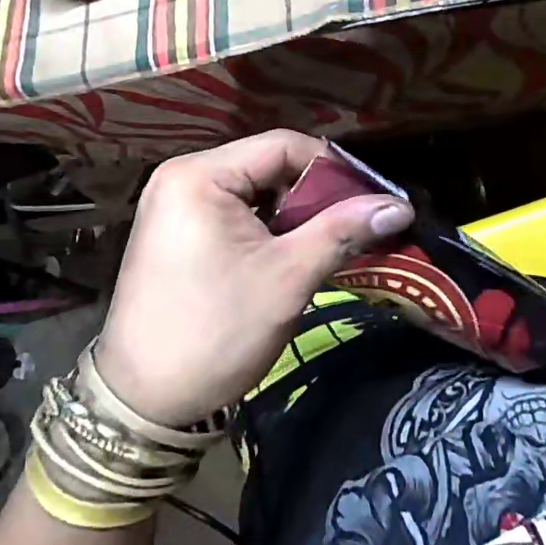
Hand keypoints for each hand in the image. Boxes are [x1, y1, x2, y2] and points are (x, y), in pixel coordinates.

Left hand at [96, 131, 413, 425]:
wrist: (145, 398)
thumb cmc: (216, 332)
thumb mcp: (287, 278)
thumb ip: (342, 231)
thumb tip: (401, 205)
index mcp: (198, 175)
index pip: (282, 146)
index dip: (335, 170)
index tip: (374, 201)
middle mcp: (179, 177)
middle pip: (265, 166)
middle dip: (314, 195)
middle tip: (356, 227)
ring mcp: (171, 205)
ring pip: (251, 192)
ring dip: (292, 214)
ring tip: (328, 244)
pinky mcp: (172, 232)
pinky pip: (230, 213)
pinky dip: (264, 229)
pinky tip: (289, 256)